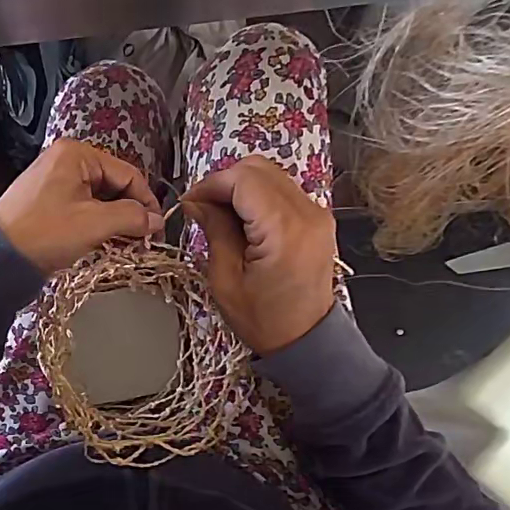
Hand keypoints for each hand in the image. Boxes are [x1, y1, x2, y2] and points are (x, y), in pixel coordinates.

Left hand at [0, 139, 163, 271]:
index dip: (147, 202)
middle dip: (131, 214)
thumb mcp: (95, 223)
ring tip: (127, 246)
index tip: (157, 228)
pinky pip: (84, 209)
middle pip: (114, 186)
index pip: (128, 174)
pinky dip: (98, 225)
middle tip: (144, 241)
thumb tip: (155, 221)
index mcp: (77, 154)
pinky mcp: (48, 203)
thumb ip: (132, 217)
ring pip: (100, 199)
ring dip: (116, 222)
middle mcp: (66, 161)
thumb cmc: (44, 233)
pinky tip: (106, 244)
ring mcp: (55, 182)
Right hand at [182, 156, 336, 355]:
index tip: (191, 203)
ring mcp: (317, 214)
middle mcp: (308, 213)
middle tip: (204, 208)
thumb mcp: (226, 279)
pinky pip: (283, 190)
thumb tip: (196, 201)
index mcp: (284, 230)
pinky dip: (258, 196)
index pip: (243, 179)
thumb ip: (215, 230)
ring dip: (241, 187)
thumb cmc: (264, 319)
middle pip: (259, 169)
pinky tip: (244, 219)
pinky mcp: (319, 219)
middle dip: (225, 182)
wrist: (306, 340)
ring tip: (221, 215)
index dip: (211, 184)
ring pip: (271, 175)